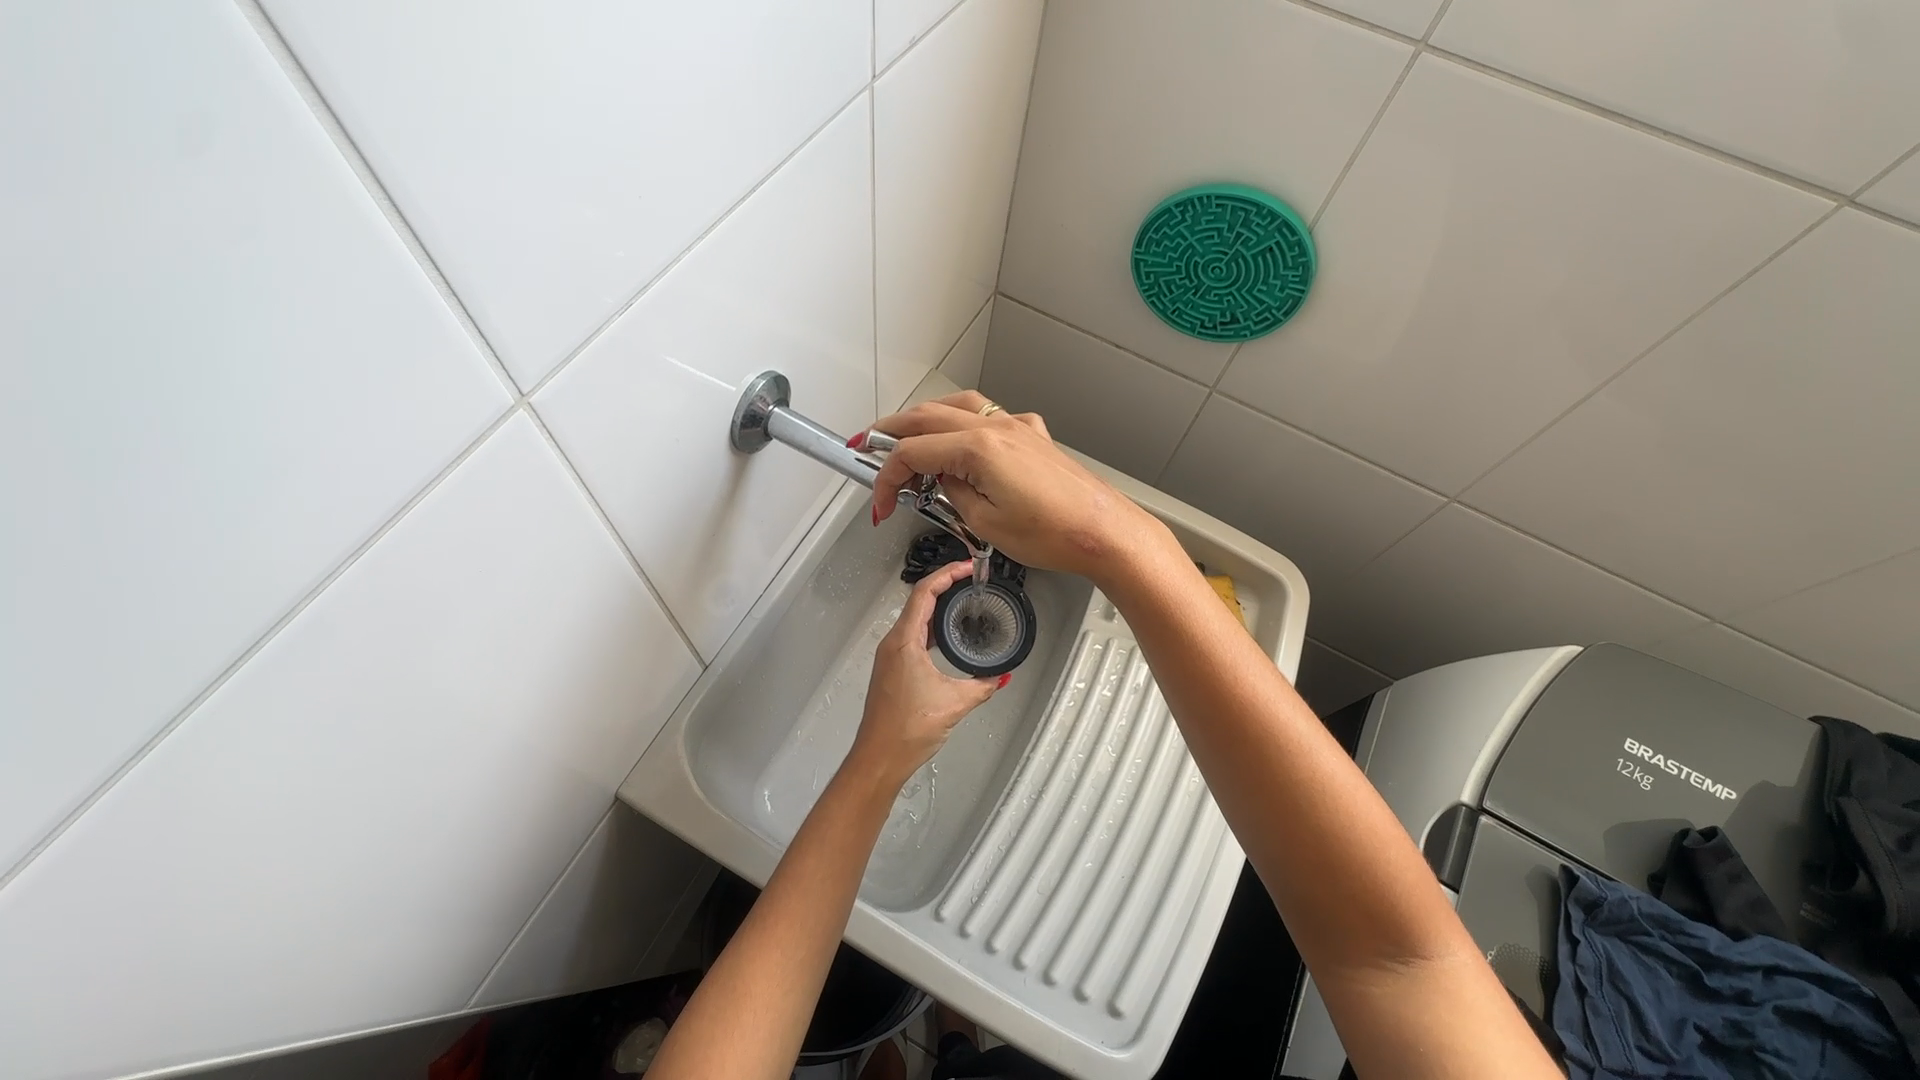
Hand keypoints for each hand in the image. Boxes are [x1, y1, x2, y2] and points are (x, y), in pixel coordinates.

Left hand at [848, 561, 1002, 783]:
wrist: (879, 758)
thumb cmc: (908, 729)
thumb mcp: (955, 703)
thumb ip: (982, 686)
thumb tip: (1001, 676)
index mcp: (904, 642)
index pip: (924, 593)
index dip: (946, 575)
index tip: (967, 567)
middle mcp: (892, 644)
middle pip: (917, 601)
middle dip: (944, 586)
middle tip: (970, 580)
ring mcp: (889, 657)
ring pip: (913, 619)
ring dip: (936, 607)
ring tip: (962, 602)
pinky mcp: (891, 670)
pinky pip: (911, 636)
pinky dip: (930, 627)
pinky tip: (946, 636)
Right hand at [865, 392, 1172, 585]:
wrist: (1103, 532)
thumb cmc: (1056, 532)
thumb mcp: (985, 524)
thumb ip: (953, 494)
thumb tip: (941, 481)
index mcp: (977, 448)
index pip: (912, 453)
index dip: (886, 478)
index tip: (880, 503)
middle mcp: (995, 428)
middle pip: (926, 416)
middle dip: (891, 434)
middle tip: (868, 449)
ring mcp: (1016, 428)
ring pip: (956, 406)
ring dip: (924, 419)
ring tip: (906, 438)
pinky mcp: (1032, 437)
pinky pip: (987, 416)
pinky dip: (962, 421)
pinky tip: (960, 441)